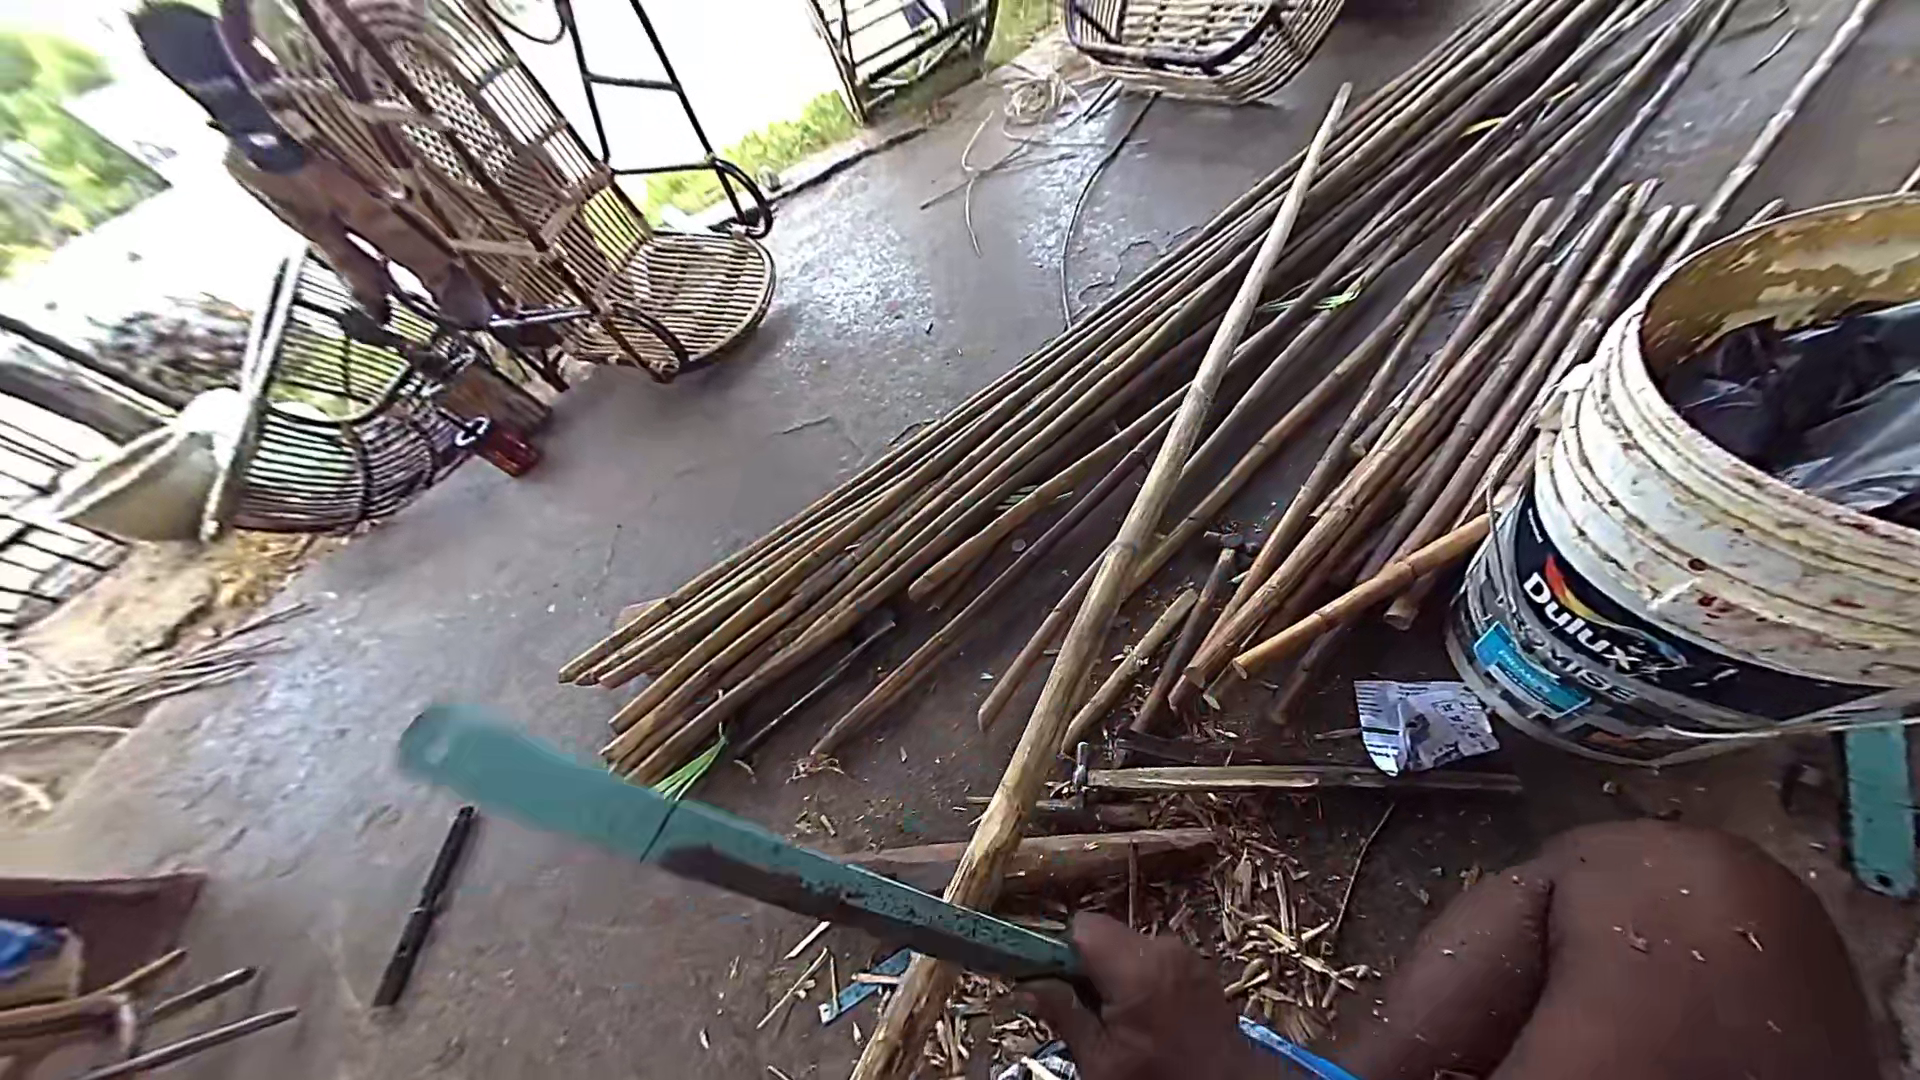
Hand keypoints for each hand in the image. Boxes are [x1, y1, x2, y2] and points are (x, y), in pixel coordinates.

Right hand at [1019, 912, 1278, 1079]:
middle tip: (1081, 1003)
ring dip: (1111, 967)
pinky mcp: (1196, 964)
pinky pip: (1151, 954)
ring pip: (1125, 942)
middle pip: (1102, 932)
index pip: (1079, 926)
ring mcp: (1182, 952)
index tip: (1047, 976)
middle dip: (1084, 961)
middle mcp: (1159, 946)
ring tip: (1115, 1015)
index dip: (1057, 947)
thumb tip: (1024, 984)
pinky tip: (1144, 1013)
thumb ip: (1063, 1014)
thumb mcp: (1102, 1066)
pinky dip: (1138, 973)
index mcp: (1134, 967)